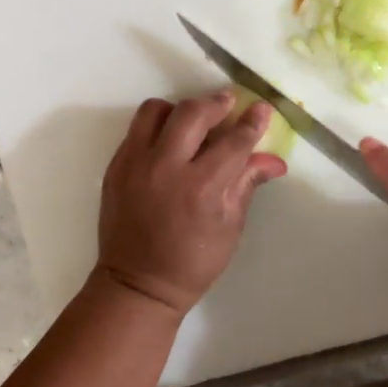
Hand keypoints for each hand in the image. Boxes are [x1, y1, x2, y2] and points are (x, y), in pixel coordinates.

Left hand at [96, 92, 288, 313]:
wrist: (138, 283)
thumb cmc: (192, 262)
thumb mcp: (229, 227)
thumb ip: (246, 184)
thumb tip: (273, 160)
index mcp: (201, 187)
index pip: (233, 140)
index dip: (252, 122)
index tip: (261, 109)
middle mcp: (166, 167)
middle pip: (193, 113)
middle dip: (216, 104)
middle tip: (228, 104)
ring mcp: (135, 163)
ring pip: (155, 111)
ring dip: (179, 109)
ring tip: (192, 120)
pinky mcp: (115, 166)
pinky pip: (135, 130)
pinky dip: (155, 128)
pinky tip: (168, 141)